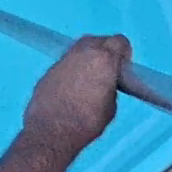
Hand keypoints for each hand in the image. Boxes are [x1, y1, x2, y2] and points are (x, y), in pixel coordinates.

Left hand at [21, 35, 129, 159]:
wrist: (51, 132)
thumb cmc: (87, 121)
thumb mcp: (111, 106)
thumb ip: (110, 87)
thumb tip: (104, 83)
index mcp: (104, 58)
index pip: (119, 41)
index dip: (123, 54)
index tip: (122, 67)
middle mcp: (82, 52)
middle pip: (98, 40)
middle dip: (104, 51)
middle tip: (105, 70)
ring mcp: (63, 60)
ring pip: (79, 50)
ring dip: (86, 59)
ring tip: (87, 79)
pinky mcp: (48, 71)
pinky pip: (65, 64)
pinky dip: (70, 71)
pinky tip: (69, 89)